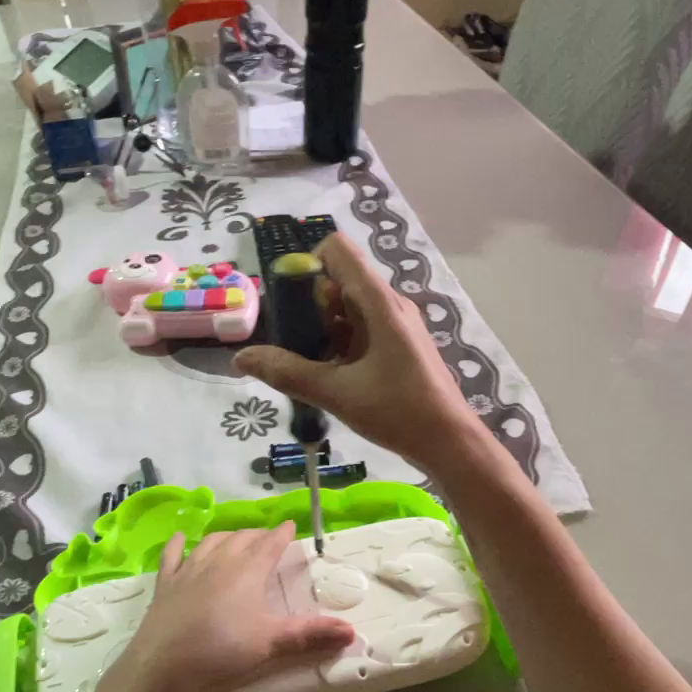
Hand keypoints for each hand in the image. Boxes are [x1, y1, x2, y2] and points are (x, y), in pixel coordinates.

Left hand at [116, 523, 353, 691]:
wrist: (165, 664)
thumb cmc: (224, 648)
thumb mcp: (272, 641)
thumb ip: (311, 633)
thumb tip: (352, 631)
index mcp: (249, 570)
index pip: (270, 544)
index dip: (282, 534)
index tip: (290, 525)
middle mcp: (220, 561)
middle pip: (242, 538)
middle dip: (258, 535)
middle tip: (267, 539)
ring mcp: (189, 569)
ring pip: (211, 541)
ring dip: (227, 537)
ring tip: (235, 539)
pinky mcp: (166, 583)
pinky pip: (173, 555)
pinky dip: (178, 544)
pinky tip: (180, 538)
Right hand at [234, 234, 482, 473]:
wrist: (450, 441)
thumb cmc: (398, 412)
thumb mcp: (336, 393)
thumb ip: (287, 373)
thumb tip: (241, 358)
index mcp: (378, 302)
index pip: (337, 250)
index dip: (306, 266)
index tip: (289, 308)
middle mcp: (389, 304)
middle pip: (338, 280)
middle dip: (309, 307)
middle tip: (295, 347)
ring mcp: (397, 324)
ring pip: (349, 308)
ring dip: (323, 330)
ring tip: (310, 367)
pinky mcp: (400, 344)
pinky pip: (362, 329)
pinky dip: (341, 344)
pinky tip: (332, 377)